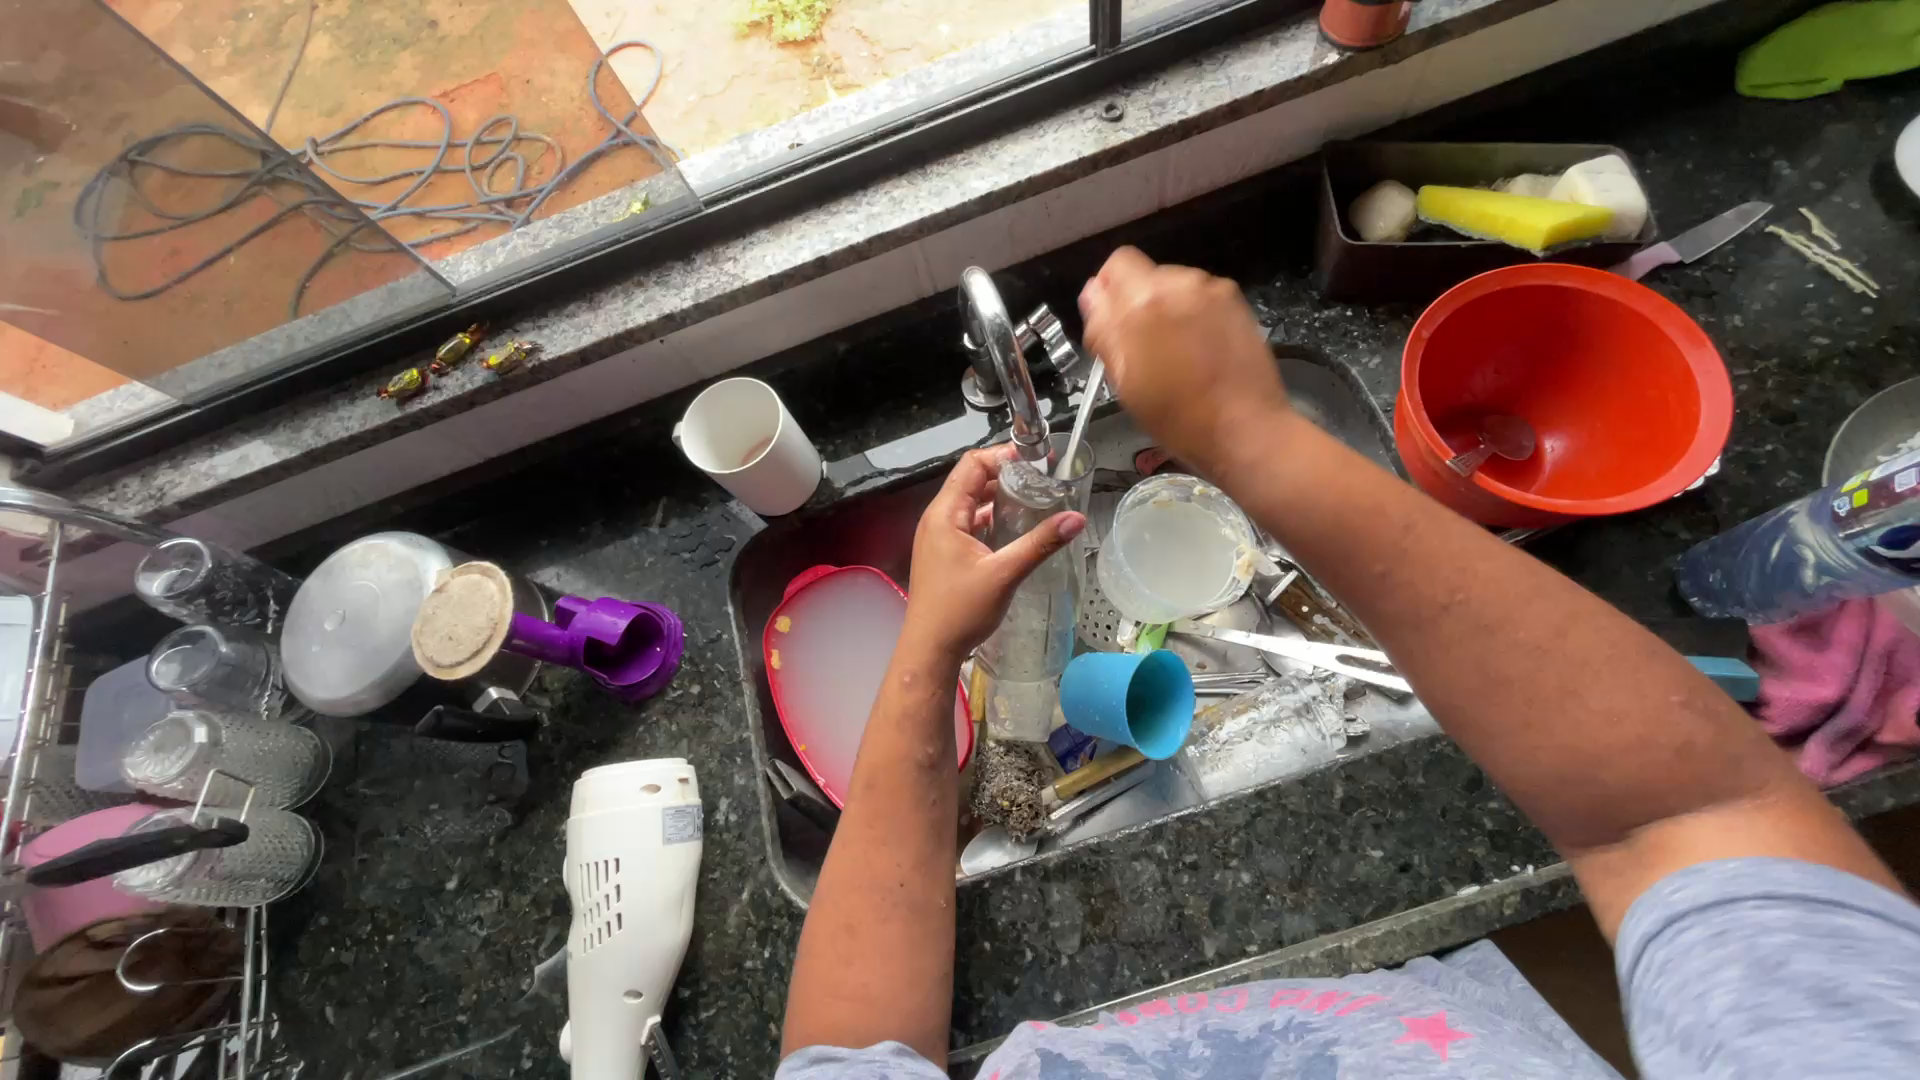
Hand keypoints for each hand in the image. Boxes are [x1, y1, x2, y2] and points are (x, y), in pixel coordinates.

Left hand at [900, 446, 1086, 660]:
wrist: (930, 649)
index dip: (1005, 456)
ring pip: (972, 503)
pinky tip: (1017, 529)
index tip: (1038, 462)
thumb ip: (1040, 543)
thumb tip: (1077, 519)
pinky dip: (993, 519)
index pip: (973, 465)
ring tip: (1037, 500)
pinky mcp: (945, 553)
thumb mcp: (1004, 573)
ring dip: (1001, 498)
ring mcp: (939, 537)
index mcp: (945, 514)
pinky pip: (970, 523)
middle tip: (1044, 480)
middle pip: (972, 480)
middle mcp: (938, 518)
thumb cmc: (960, 610)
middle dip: (1007, 475)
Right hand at [1079, 247, 1292, 475]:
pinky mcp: (1237, 302)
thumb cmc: (1175, 416)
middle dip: (1138, 303)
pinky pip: (1203, 298)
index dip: (1109, 291)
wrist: (1242, 428)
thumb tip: (1092, 296)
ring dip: (1168, 309)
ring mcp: (1212, 291)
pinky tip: (1199, 349)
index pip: (1116, 265)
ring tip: (1175, 352)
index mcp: (1142, 302)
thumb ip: (1104, 331)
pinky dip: (1194, 315)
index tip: (1110, 323)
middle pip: (1147, 275)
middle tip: (1142, 347)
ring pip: (1175, 286)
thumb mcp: (1123, 381)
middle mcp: (1179, 284)